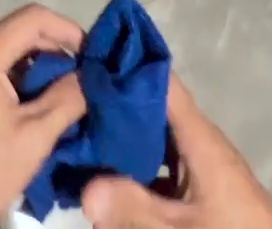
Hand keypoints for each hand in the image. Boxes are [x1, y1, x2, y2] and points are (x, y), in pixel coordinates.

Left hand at [0, 4, 87, 228]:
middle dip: (57, 48)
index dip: (68, 29)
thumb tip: (90, 74)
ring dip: (41, 64)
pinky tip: (42, 102)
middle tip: (85, 75)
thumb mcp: (33, 136)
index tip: (92, 54)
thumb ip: (66, 98)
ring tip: (69, 91)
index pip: (34, 17)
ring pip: (11, 49)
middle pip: (22, 30)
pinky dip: (23, 76)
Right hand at [82, 74, 271, 228]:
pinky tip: (106, 188)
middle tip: (68, 105)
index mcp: (202, 140)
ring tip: (78, 142)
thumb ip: (133, 210)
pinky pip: (161, 175)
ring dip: (122, 145)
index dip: (126, 66)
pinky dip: (136, 176)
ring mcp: (203, 175)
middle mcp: (202, 147)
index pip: (161, 82)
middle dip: (113, 110)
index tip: (87, 60)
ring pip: (155, 146)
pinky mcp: (202, 202)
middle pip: (152, 113)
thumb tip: (85, 188)